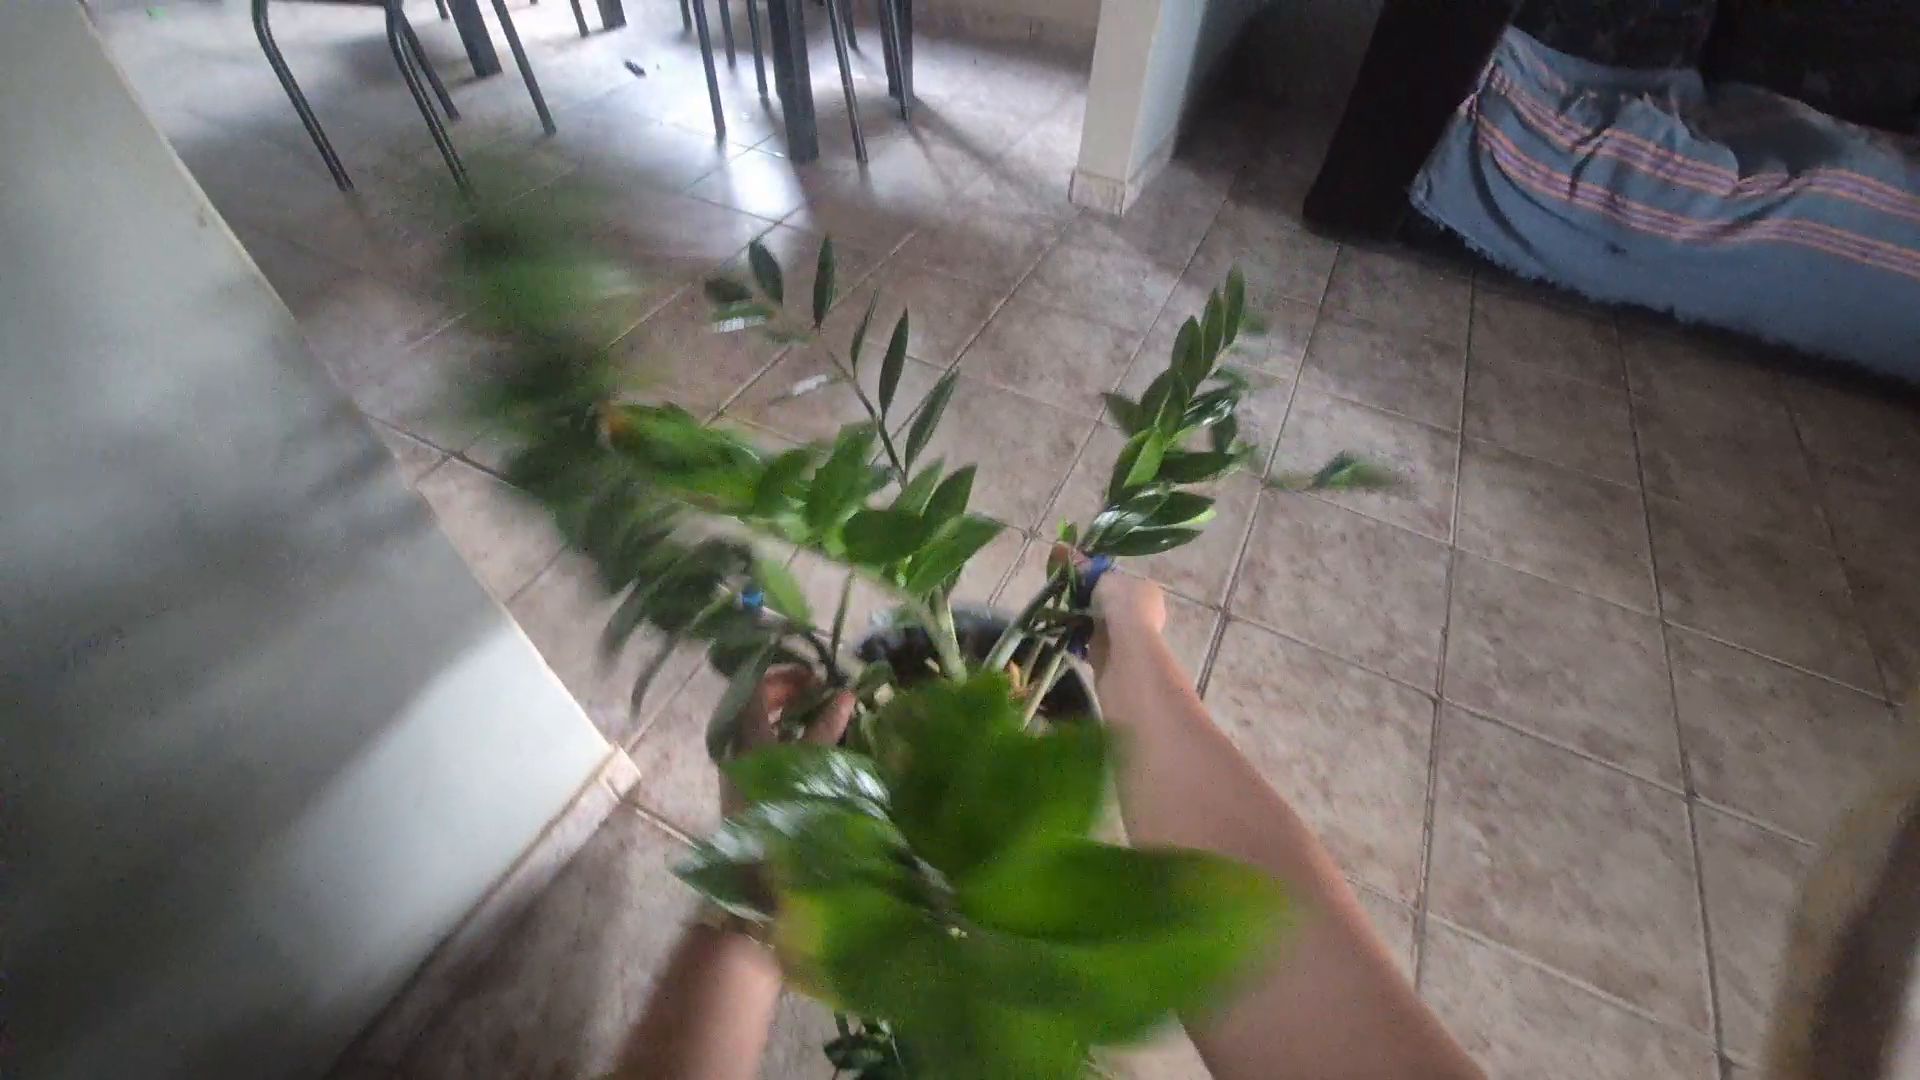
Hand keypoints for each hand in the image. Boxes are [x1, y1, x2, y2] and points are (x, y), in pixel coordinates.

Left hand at [720, 665, 854, 817]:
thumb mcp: (809, 760)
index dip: (787, 676)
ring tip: (822, 715)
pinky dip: (787, 736)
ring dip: (791, 715)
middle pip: (758, 704)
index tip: (817, 678)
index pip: (758, 686)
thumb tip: (846, 693)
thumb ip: (827, 726)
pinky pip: (765, 745)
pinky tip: (811, 744)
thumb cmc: (782, 804)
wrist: (757, 866)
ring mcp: (739, 763)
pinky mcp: (747, 781)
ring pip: (763, 725)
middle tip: (822, 694)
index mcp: (743, 733)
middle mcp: (735, 743)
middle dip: (791, 694)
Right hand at [1050, 544, 1165, 671]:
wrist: (1124, 643)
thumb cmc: (1118, 602)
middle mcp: (1146, 611)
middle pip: (1112, 602)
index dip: (1102, 580)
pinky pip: (1098, 641)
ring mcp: (1134, 634)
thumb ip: (1081, 564)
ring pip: (1104, 623)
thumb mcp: (1097, 576)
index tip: (1083, 582)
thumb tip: (1059, 544)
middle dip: (1093, 603)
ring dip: (1088, 621)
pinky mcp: (1120, 653)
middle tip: (1072, 599)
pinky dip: (1086, 639)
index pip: (1122, 581)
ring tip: (1068, 615)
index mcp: (1146, 588)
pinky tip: (1072, 634)